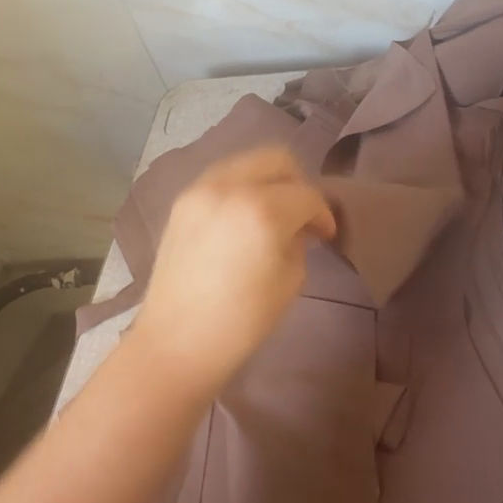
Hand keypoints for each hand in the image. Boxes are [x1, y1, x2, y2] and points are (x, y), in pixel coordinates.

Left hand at [130, 146, 336, 388]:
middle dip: (297, 184)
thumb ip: (298, 242)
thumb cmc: (242, 321)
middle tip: (302, 216)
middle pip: (276, 160)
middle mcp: (229, 187)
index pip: (307, 195)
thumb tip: (297, 227)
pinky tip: (244, 221)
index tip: (325, 236)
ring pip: (246, 163)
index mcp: (262, 209)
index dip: (323, 215)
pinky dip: (240, 189)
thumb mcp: (291, 280)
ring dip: (267, 182)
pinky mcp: (181, 203)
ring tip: (272, 216)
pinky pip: (221, 180)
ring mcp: (199, 191)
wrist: (177, 342)